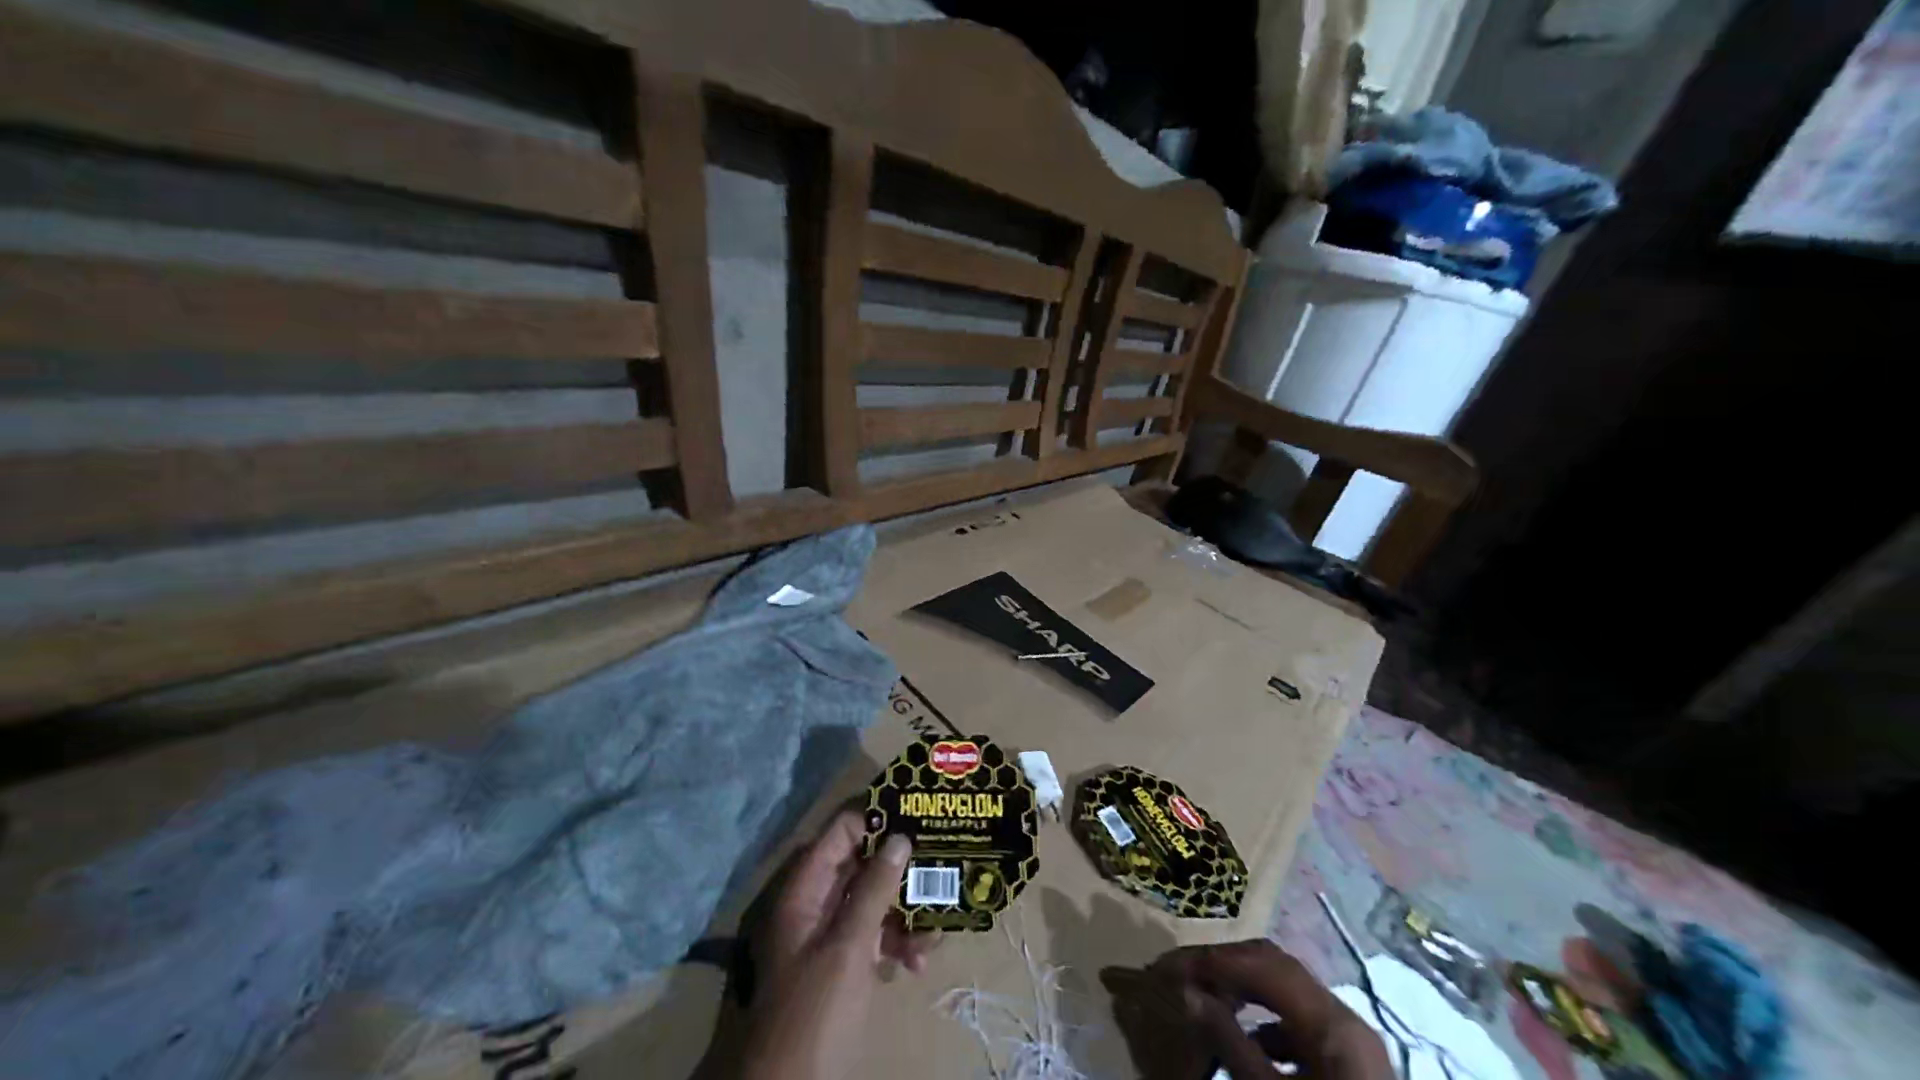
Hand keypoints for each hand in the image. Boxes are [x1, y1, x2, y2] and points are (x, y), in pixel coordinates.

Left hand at [738, 811, 934, 1079]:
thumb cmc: (814, 1010)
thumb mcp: (848, 947)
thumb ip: (873, 890)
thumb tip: (900, 837)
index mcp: (804, 890)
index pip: (840, 833)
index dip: (876, 818)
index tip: (917, 813)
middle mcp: (814, 905)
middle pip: (860, 866)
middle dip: (901, 870)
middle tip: (942, 865)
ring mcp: (826, 937)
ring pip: (871, 904)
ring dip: (904, 914)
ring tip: (935, 931)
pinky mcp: (840, 966)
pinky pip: (872, 938)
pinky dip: (896, 944)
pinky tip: (917, 963)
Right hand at [1150, 939, 1392, 1079]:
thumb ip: (1229, 1042)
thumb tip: (1188, 994)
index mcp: (1330, 1021)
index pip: (1258, 964)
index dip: (1210, 961)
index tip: (1168, 967)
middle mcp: (1344, 1014)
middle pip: (1274, 965)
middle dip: (1224, 964)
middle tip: (1181, 972)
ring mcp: (1351, 1036)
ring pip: (1287, 987)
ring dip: (1243, 985)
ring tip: (1204, 996)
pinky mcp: (1350, 1058)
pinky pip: (1301, 1018)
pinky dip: (1266, 1018)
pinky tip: (1244, 1040)